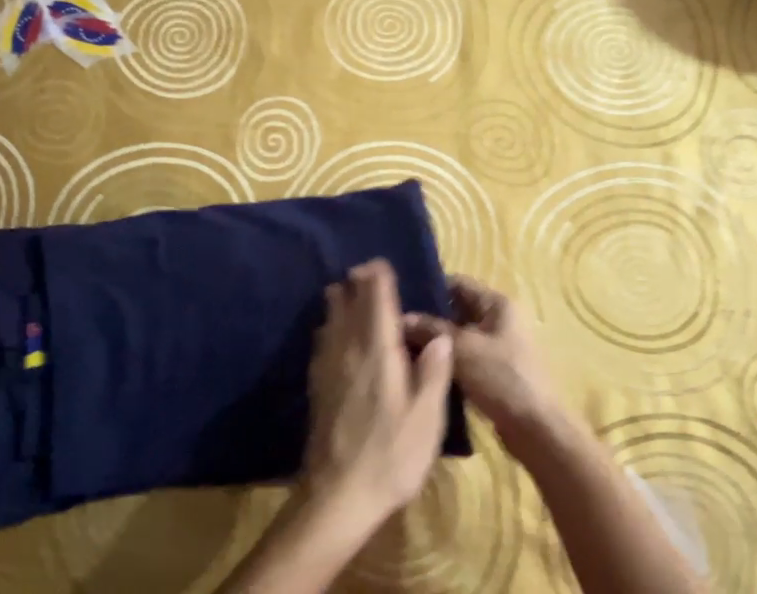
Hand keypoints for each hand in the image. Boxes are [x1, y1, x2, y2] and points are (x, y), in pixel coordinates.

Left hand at [303, 259, 454, 526]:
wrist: (339, 493)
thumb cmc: (392, 455)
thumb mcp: (427, 417)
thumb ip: (433, 371)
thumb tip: (440, 336)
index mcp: (377, 351)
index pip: (376, 302)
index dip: (378, 279)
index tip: (381, 263)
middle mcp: (347, 350)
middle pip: (347, 304)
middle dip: (356, 284)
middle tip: (365, 271)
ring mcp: (327, 367)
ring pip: (330, 319)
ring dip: (340, 301)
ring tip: (349, 291)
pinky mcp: (317, 385)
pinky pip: (322, 340)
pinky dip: (330, 325)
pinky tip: (333, 332)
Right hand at [405, 276, 562, 451]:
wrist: (536, 429)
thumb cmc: (502, 378)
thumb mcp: (462, 348)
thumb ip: (430, 329)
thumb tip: (400, 318)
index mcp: (498, 304)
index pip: (456, 283)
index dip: (428, 288)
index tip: (399, 299)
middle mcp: (500, 320)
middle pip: (455, 310)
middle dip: (427, 318)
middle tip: (394, 326)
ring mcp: (498, 347)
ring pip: (457, 337)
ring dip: (435, 343)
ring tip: (400, 347)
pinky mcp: (494, 372)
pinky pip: (463, 358)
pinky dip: (445, 361)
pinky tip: (421, 369)